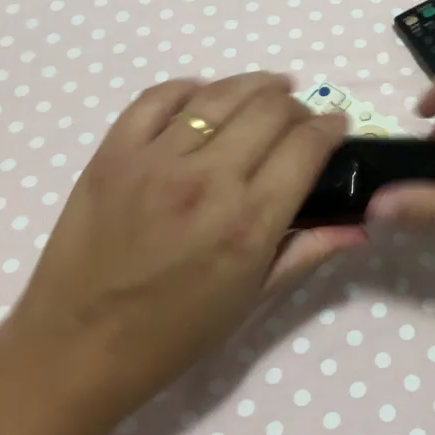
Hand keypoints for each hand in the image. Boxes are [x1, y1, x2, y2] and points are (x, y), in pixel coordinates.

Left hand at [0, 73, 365, 413]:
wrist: (74, 350)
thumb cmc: (174, 335)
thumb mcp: (252, 300)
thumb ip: (308, 251)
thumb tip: (359, 224)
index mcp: (249, 222)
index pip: (307, 145)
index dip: (331, 127)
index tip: (336, 126)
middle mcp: (208, 180)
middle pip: (270, 108)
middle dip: (298, 106)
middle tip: (300, 119)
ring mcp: (155, 160)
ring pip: (221, 94)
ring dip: (255, 85)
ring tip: (269, 89)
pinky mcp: (113, 152)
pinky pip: (159, 97)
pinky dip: (190, 89)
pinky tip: (204, 98)